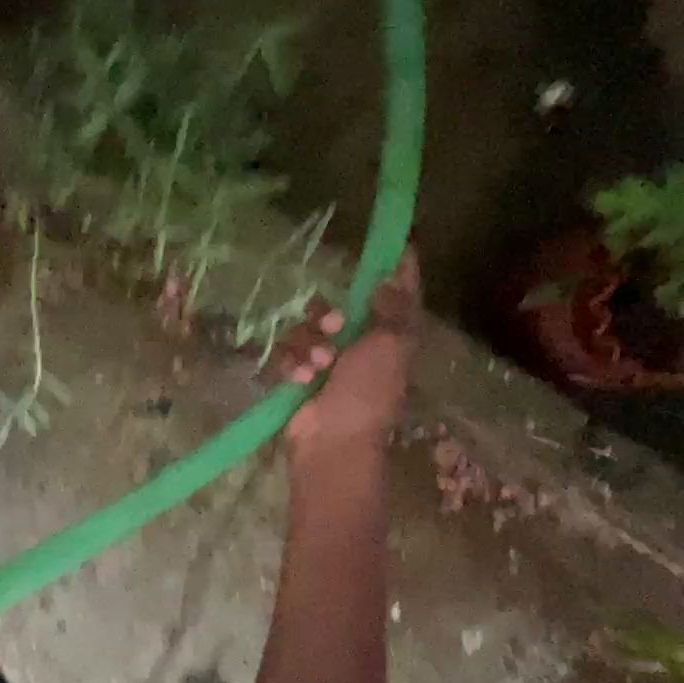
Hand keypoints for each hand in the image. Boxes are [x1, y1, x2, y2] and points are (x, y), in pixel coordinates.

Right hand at [276, 247, 420, 452]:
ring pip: (306, 329)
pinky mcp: (298, 377)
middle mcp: (359, 343)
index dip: (397, 266)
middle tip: (332, 326)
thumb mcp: (390, 344)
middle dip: (328, 314)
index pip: (397, 290)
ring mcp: (326, 362)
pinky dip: (291, 365)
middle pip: (336, 306)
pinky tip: (298, 379)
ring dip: (308, 344)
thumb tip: (386, 277)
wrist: (332, 440)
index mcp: (390, 334)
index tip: (395, 242)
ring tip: (314, 365)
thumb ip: (390, 307)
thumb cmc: (368, 393)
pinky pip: (286, 354)